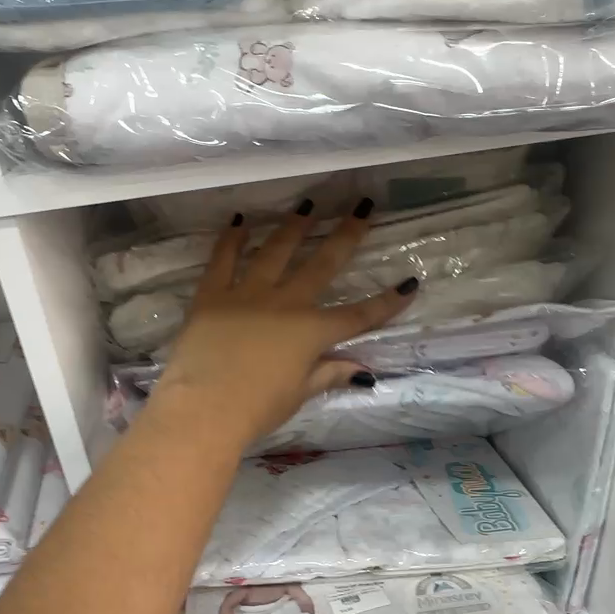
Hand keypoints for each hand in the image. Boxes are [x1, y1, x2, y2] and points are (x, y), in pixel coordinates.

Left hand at [149, 199, 419, 449]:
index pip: (358, 316)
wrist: (205, 408)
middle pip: (322, 264)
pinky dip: (231, 239)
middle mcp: (286, 303)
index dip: (386, 302)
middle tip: (362, 206)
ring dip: (294, 226)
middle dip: (346, 234)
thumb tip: (362, 371)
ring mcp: (247, 294)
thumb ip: (328, 375)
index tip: (409, 283)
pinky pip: (223, 259)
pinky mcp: (212, 295)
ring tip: (307, 204)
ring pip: (276, 251)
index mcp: (311, 333)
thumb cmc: (257, 409)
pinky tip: (239, 220)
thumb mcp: (298, 395)